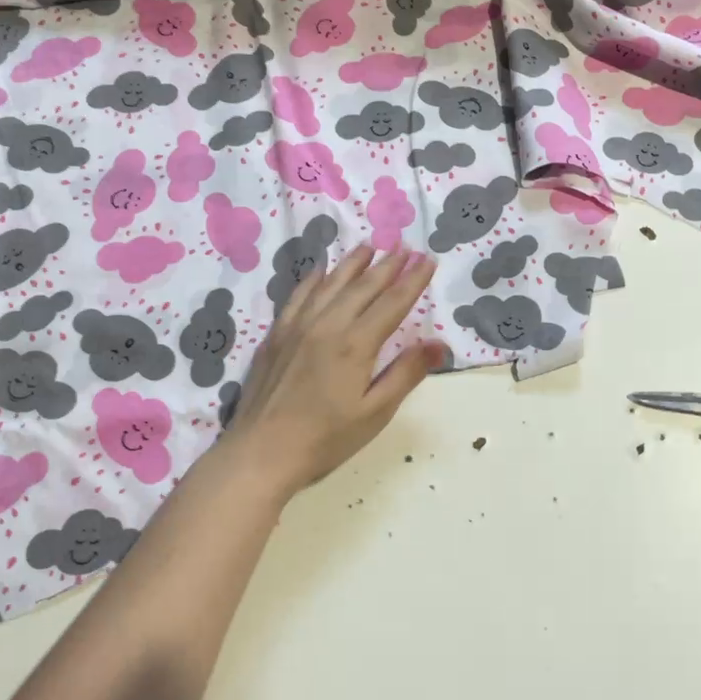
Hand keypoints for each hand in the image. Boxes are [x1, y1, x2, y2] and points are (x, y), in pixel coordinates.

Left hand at [219, 245, 446, 495]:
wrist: (261, 453)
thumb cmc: (325, 439)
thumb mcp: (375, 412)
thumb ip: (406, 373)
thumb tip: (439, 343)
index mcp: (356, 344)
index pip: (393, 303)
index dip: (413, 280)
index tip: (428, 260)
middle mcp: (328, 325)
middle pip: (364, 287)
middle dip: (388, 265)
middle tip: (406, 246)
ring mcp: (298, 327)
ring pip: (331, 284)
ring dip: (353, 263)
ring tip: (370, 246)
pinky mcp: (276, 336)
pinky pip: (298, 296)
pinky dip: (314, 280)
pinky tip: (321, 271)